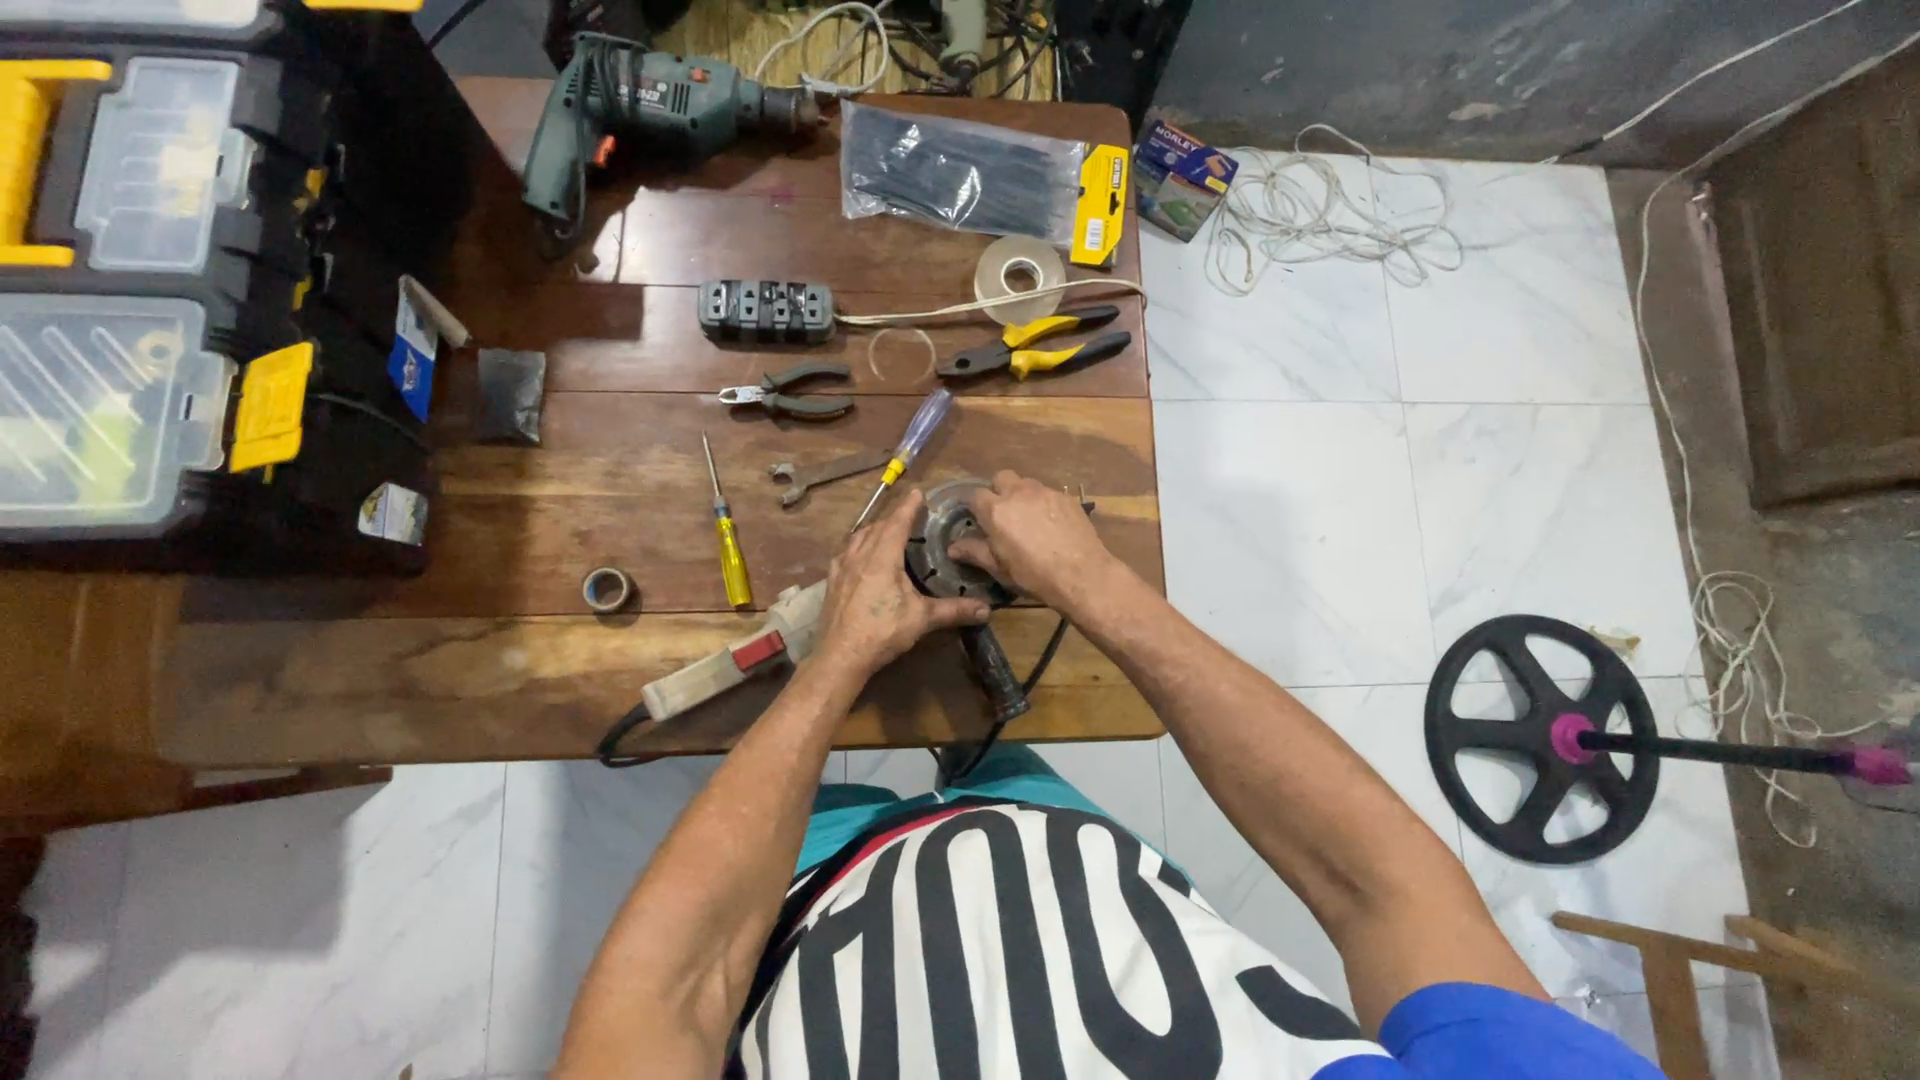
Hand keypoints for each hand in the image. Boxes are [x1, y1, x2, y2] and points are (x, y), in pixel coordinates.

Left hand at [813, 489, 990, 679]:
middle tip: (908, 512)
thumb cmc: (882, 632)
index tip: (918, 492)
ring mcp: (841, 568)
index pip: (897, 523)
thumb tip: (986, 609)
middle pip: (876, 527)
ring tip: (885, 529)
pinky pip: (845, 553)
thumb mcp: (922, 619)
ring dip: (873, 529)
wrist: (841, 656)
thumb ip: (953, 610)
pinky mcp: (832, 582)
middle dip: (893, 516)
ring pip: (857, 537)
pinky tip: (858, 554)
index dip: (909, 507)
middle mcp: (859, 556)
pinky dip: (856, 546)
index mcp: (882, 558)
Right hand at [947, 470, 1121, 610]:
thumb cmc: (1033, 575)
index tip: (979, 519)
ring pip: (1026, 483)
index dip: (975, 506)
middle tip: (1004, 514)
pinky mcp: (1066, 497)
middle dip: (999, 491)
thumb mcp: (999, 568)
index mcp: (996, 510)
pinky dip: (1044, 503)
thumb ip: (974, 552)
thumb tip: (952, 548)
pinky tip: (1052, 524)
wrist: (1080, 574)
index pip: (975, 495)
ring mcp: (1045, 492)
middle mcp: (1018, 493)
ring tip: (1030, 519)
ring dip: (1022, 495)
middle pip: (1001, 477)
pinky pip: (1048, 493)